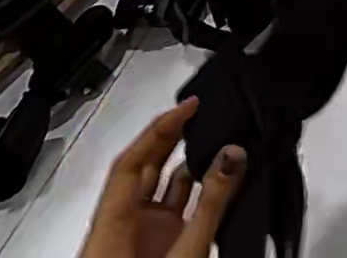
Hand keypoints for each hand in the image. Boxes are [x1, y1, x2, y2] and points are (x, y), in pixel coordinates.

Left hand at [81, 98, 247, 257]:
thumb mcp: (185, 255)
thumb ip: (211, 202)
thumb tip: (233, 152)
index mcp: (113, 225)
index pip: (133, 159)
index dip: (161, 127)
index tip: (192, 104)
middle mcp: (122, 229)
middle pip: (144, 172)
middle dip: (175, 140)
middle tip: (206, 114)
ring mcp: (137, 245)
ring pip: (161, 193)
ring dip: (190, 168)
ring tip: (221, 144)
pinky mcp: (156, 257)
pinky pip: (174, 214)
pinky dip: (196, 195)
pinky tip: (221, 183)